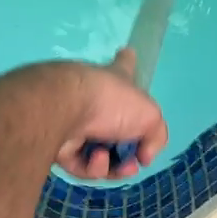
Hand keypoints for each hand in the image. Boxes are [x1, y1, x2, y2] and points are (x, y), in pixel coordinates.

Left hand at [52, 48, 167, 179]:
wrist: (66, 109)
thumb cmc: (111, 102)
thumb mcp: (151, 116)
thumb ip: (156, 137)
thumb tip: (143, 157)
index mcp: (116, 82)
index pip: (126, 67)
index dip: (129, 61)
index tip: (127, 51)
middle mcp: (95, 100)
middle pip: (116, 128)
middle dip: (129, 153)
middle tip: (135, 162)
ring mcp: (76, 124)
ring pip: (102, 155)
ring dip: (115, 166)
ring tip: (120, 167)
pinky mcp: (60, 147)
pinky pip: (83, 166)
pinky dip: (93, 167)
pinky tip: (96, 159)